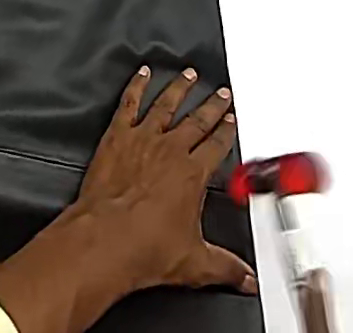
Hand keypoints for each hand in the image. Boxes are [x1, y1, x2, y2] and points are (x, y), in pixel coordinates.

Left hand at [0, 66, 251, 332]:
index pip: (216, 146)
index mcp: (192, 174)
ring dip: (179, 88)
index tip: (231, 119)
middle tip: (221, 92)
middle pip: (197, 120)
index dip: (226, 131)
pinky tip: (142, 73)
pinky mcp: (118, 135)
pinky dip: (137, 85)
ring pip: (166, 104)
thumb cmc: (145, 247)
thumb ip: (225, 267)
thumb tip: (245, 279)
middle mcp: (170, 149)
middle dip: (212, 105)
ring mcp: (143, 138)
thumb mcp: (195, 263)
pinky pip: (130, 102)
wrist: (106, 238)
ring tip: (188, 74)